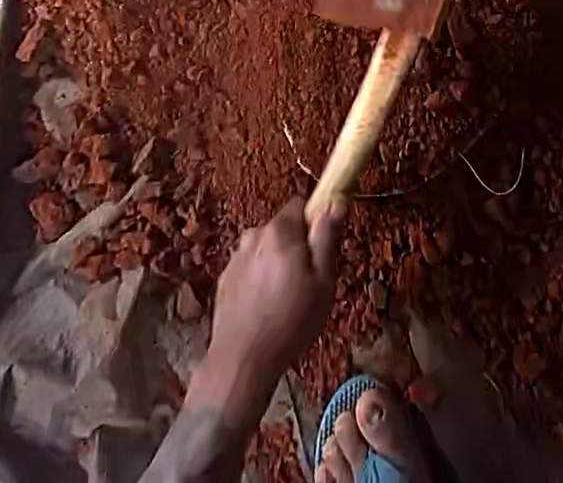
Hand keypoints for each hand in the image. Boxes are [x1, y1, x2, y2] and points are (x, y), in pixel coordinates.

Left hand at [200, 199, 343, 396]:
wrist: (241, 364)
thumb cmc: (291, 321)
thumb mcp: (323, 280)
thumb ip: (327, 236)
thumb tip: (337, 199)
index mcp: (279, 231)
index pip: (300, 204)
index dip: (314, 222)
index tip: (321, 248)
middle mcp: (254, 236)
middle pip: (283, 228)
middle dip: (296, 245)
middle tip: (308, 280)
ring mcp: (236, 258)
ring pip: (266, 249)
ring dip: (277, 263)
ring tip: (287, 299)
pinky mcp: (225, 280)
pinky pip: (251, 268)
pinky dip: (260, 280)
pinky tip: (266, 308)